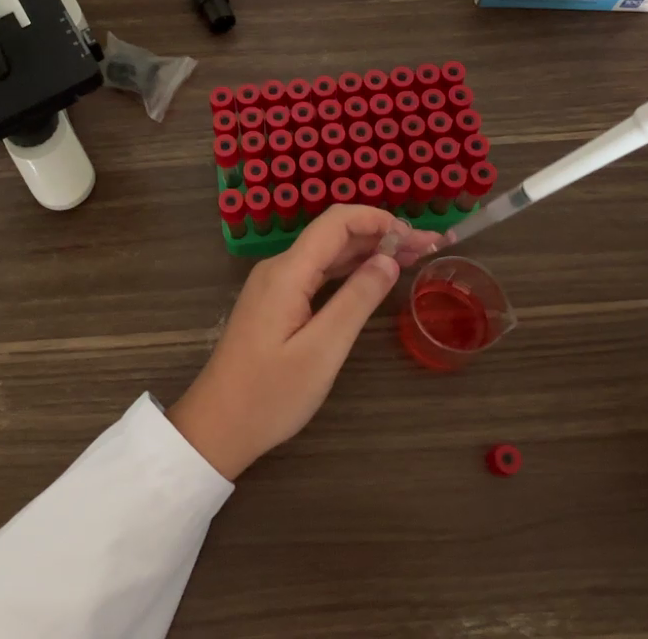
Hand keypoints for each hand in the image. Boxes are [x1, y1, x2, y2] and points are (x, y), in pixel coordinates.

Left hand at [167, 206, 443, 478]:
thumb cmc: (269, 394)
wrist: (217, 427)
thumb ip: (356, 300)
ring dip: (369, 251)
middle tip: (430, 247)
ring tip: (413, 258)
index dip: (379, 219)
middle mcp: (279, 269)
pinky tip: (374, 278)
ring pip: (327, 254)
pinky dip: (349, 270)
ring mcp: (275, 286)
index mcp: (287, 272)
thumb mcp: (322, 351)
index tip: (418, 236)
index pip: (336, 223)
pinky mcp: (276, 304)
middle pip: (335, 235)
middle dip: (382, 235)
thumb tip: (389, 259)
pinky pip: (317, 274)